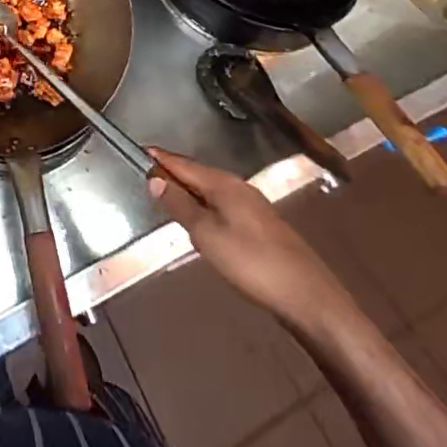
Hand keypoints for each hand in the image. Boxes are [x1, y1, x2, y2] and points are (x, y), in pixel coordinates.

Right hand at [147, 148, 345, 325]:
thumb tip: (156, 179)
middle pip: (198, 173)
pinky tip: (199, 219)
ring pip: (211, 189)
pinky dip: (204, 204)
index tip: (140, 152)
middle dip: (173, 173)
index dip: (162, 159)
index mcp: (224, 184)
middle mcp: (239, 186)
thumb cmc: (251, 262)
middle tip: (147, 176)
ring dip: (188, 190)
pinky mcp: (260, 223)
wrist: (306, 294)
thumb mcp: (206, 235)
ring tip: (166, 196)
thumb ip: (180, 205)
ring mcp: (252, 205)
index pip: (184, 163)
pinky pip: (222, 204)